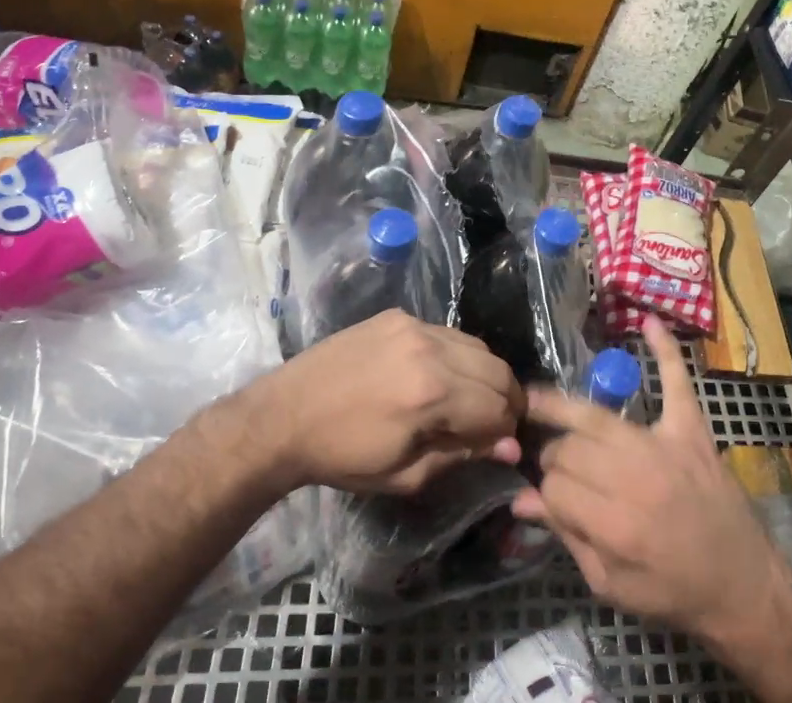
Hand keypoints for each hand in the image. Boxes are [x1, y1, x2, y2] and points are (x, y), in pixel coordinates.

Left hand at [251, 309, 524, 494]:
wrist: (282, 418)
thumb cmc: (342, 456)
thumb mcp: (404, 475)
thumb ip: (461, 456)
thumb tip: (509, 446)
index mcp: (432, 394)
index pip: (498, 406)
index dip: (506, 430)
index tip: (496, 444)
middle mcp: (430, 349)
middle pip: (498, 369)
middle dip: (504, 399)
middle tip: (490, 422)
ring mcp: (413, 326)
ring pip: (477, 345)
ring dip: (483, 374)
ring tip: (466, 398)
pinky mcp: (396, 317)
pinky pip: (446, 333)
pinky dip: (455, 355)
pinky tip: (436, 375)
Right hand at [512, 316, 789, 642]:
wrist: (743, 586)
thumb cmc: (672, 593)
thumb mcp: (609, 584)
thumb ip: (566, 536)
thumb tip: (520, 500)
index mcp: (613, 524)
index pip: (553, 486)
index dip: (543, 492)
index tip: (546, 499)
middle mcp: (634, 478)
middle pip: (569, 447)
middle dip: (553, 456)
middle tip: (557, 468)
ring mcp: (664, 448)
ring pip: (597, 416)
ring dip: (566, 411)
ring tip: (542, 404)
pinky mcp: (692, 433)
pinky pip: (676, 384)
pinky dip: (665, 352)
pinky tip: (649, 321)